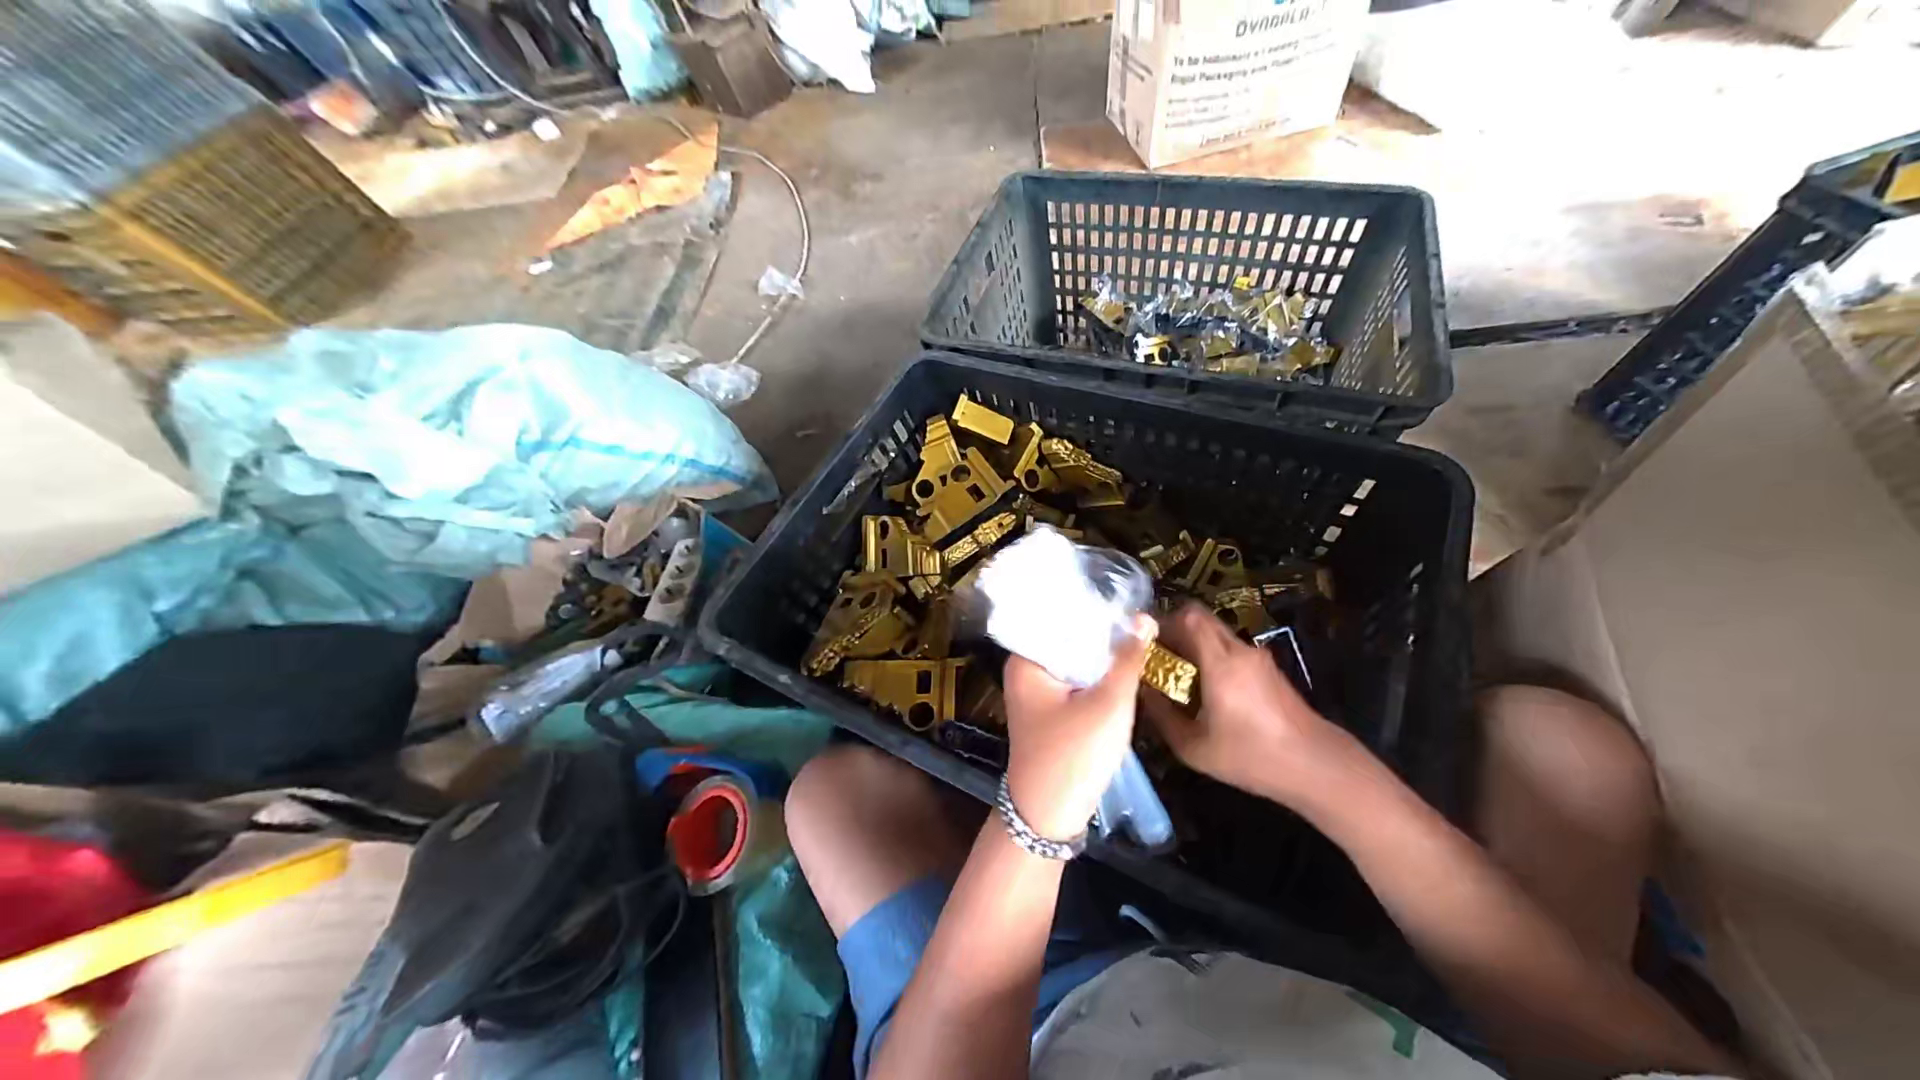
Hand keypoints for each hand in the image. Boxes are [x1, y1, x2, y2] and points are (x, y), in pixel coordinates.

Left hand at [1000, 615, 1154, 840]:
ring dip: (1103, 655)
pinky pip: (1076, 681)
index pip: (1059, 617)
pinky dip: (1097, 676)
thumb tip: (1143, 618)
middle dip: (1102, 632)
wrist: (1049, 817)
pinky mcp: (1051, 711)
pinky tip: (1124, 669)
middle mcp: (1026, 671)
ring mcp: (1037, 693)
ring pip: (1075, 661)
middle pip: (1068, 638)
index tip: (1128, 598)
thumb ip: (1127, 659)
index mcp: (1026, 661)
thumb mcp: (1108, 705)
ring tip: (1139, 635)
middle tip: (1141, 618)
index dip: (1094, 608)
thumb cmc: (1073, 757)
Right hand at [1140, 603, 1360, 808]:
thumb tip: (1141, 691)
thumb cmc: (1251, 757)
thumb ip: (1162, 715)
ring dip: (1192, 646)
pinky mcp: (1268, 671)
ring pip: (1215, 635)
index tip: (1143, 642)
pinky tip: (1204, 692)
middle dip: (1173, 632)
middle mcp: (1239, 651)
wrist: (1317, 766)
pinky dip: (1210, 659)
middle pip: (1200, 619)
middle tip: (1155, 658)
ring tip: (1176, 677)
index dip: (1161, 621)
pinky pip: (1229, 651)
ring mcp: (1258, 659)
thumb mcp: (1194, 747)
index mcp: (1221, 662)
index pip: (1188, 616)